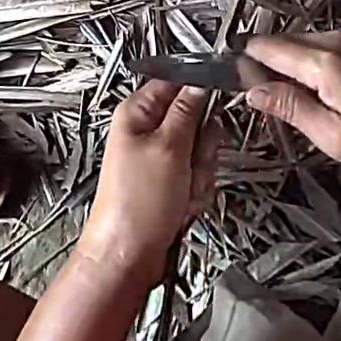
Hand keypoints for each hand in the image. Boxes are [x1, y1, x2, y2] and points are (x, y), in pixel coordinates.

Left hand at [79, 81, 217, 277]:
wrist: (129, 258)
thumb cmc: (136, 203)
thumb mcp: (169, 147)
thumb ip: (188, 111)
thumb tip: (201, 82)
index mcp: (137, 112)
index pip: (175, 83)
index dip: (198, 93)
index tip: (212, 109)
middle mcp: (146, 131)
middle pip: (194, 119)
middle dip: (201, 146)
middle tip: (190, 163)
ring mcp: (159, 158)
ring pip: (200, 150)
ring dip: (199, 173)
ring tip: (183, 190)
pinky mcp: (169, 182)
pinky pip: (197, 175)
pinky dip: (196, 191)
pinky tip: (183, 205)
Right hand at [243, 30, 340, 180]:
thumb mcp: (332, 136)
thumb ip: (290, 107)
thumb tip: (252, 89)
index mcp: (327, 63)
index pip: (270, 48)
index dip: (250, 61)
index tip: (241, 79)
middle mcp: (337, 40)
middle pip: (285, 41)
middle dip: (271, 63)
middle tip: (272, 97)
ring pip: (303, 40)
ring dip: (292, 61)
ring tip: (300, 97)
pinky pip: (322, 41)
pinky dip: (311, 58)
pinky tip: (321, 86)